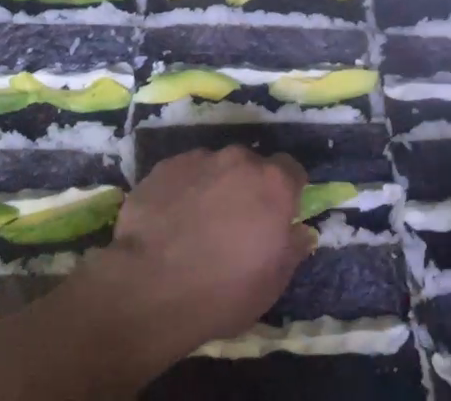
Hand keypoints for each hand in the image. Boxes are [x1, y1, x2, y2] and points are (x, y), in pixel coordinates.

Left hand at [81, 146, 314, 363]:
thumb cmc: (223, 291)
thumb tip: (301, 231)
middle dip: (248, 188)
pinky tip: (171, 221)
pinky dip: (183, 191)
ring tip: (197, 224)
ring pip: (215, 168)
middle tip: (235, 223)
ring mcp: (198, 159)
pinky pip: (183, 174)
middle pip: (251, 166)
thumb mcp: (272, 283)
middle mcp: (238, 160)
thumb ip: (292, 248)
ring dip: (214, 187)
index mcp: (273, 184)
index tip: (277, 216)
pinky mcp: (163, 167)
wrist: (150, 287)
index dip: (286, 192)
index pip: (291, 170)